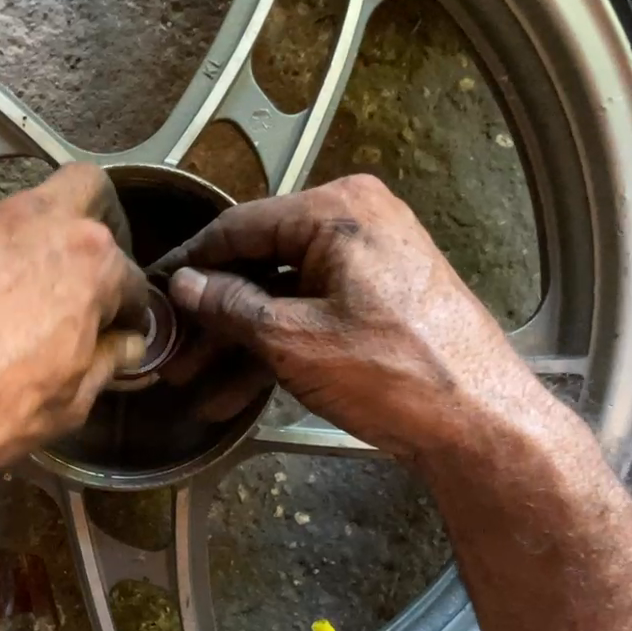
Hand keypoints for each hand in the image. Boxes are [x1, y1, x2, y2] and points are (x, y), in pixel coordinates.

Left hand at [0, 163, 148, 487]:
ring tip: (45, 298)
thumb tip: (121, 347)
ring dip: (52, 240)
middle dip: (104, 229)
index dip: (132, 313)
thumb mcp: (69, 403)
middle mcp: (41, 225)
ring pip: (37, 207)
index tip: (123, 335)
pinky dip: (7, 257)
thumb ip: (105, 363)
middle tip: (95, 282)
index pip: (131, 279)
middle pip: (91, 193)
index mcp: (89, 263)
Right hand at [155, 175, 557, 460]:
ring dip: (235, 345)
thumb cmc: (389, 370)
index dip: (190, 263)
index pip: (238, 227)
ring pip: (279, 299)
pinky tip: (232, 394)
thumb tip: (184, 284)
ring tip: (193, 385)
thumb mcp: (292, 339)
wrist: (478, 419)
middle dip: (211, 318)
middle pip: (258, 266)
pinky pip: (307, 317)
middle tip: (172, 354)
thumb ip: (230, 306)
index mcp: (335, 211)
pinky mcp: (375, 303)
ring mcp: (366, 265)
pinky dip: (273, 351)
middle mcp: (352, 224)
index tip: (153, 292)